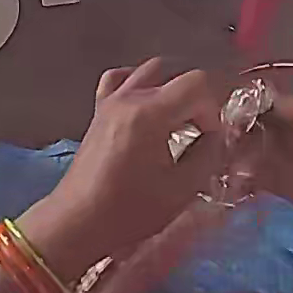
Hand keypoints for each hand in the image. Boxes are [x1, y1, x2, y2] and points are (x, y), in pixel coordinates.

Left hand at [17, 59, 222, 278]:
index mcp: (150, 114)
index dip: (212, 108)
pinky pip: (120, 79)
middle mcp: (129, 97)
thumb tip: (214, 138)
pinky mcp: (98, 110)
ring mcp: (110, 101)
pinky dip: (138, 83)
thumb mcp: (180, 190)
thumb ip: (206, 155)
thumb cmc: (129, 210)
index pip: (197, 82)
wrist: (78, 221)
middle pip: (176, 74)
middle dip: (196, 99)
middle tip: (199, 132)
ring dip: (171, 89)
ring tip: (176, 121)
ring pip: (149, 71)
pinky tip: (146, 106)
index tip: (209, 138)